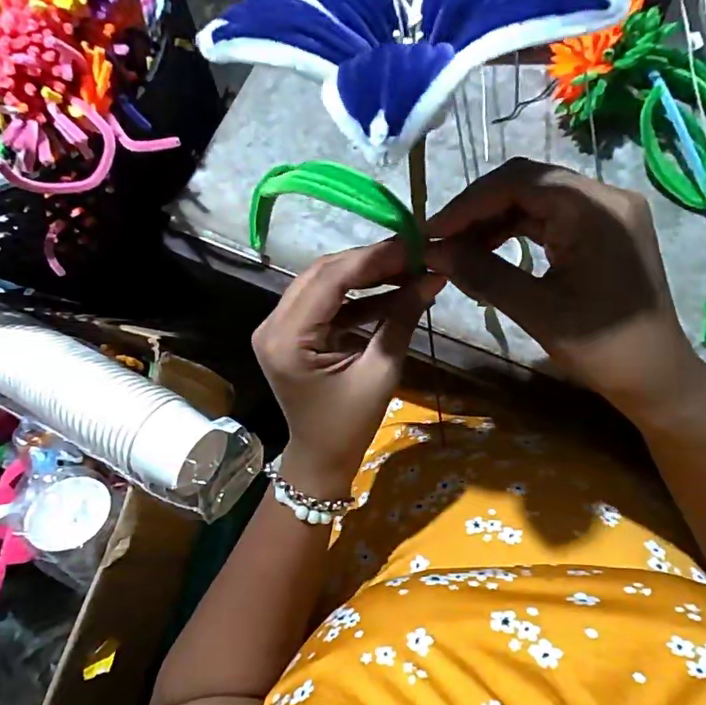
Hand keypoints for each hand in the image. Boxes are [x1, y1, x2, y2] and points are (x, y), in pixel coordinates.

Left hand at [253, 240, 444, 497]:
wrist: (322, 458)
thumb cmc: (349, 425)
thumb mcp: (380, 372)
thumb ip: (401, 319)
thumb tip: (432, 278)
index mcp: (287, 338)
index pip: (330, 279)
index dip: (373, 258)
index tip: (413, 246)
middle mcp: (273, 324)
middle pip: (323, 274)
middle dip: (371, 262)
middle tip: (415, 254)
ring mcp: (278, 327)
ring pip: (324, 283)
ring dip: (365, 275)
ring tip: (409, 268)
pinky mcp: (291, 332)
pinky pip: (325, 302)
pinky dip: (357, 296)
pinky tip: (392, 289)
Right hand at [424, 157, 705, 421]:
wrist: (655, 377)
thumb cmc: (602, 349)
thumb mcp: (537, 311)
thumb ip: (483, 274)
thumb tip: (433, 251)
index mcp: (595, 209)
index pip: (521, 181)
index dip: (470, 203)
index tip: (431, 231)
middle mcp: (606, 197)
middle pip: (529, 183)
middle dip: (480, 209)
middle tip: (440, 240)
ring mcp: (608, 213)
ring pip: (538, 200)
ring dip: (496, 220)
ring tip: (458, 249)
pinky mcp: (604, 231)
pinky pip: (553, 218)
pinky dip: (518, 231)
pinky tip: (490, 250)